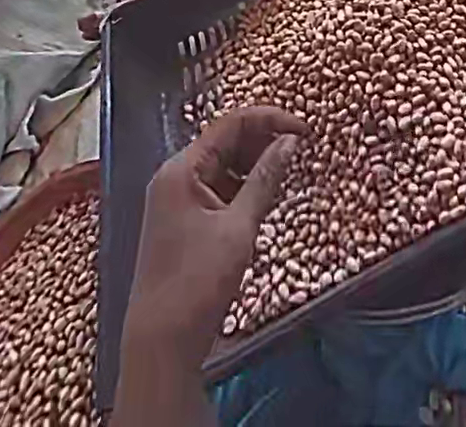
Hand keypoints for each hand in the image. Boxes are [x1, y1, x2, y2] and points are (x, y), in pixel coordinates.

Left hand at [122, 107, 306, 366]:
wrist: (160, 344)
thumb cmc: (197, 282)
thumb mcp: (238, 228)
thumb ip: (265, 179)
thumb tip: (290, 141)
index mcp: (182, 169)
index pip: (231, 123)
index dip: (270, 120)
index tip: (304, 128)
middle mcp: (177, 175)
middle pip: (227, 140)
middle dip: (265, 140)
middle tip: (302, 148)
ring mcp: (179, 198)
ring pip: (226, 164)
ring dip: (257, 164)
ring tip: (291, 169)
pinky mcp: (186, 219)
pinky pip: (221, 188)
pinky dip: (245, 186)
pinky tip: (269, 194)